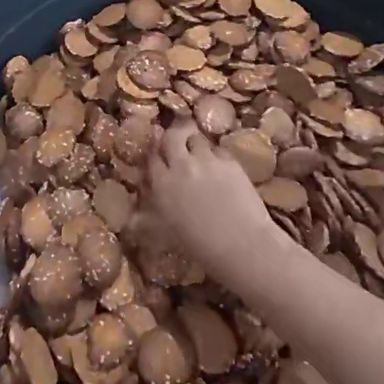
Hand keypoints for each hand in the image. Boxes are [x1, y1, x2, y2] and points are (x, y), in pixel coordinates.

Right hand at [146, 120, 283, 285]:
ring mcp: (206, 160)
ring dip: (195, 145)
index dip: (155, 155)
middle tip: (178, 144)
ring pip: (196, 139)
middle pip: (172, 137)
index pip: (152, 158)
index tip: (159, 157)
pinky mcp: (229, 160)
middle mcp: (181, 166)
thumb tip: (140, 210)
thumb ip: (154, 210)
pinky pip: (217, 149)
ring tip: (201, 156)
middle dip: (173, 138)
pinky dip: (215, 156)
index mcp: (162, 185)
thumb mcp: (168, 230)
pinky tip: (220, 169)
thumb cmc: (202, 247)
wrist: (243, 245)